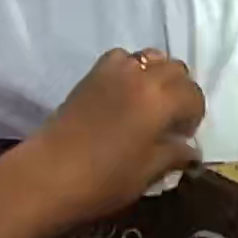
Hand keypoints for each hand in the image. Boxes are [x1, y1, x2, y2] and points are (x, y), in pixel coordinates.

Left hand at [3, 48, 205, 234]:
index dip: (193, 117)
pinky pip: (124, 57)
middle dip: (180, 92)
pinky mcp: (95, 72)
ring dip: (159, 75)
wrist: (43, 178)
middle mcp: (147, 76)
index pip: (194, 97)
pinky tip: (123, 88)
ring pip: (154, 57)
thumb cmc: (100, 181)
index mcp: (165, 100)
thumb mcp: (146, 174)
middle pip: (178, 71)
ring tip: (149, 99)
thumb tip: (192, 149)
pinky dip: (130, 67)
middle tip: (169, 118)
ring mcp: (120, 70)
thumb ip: (174, 155)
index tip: (183, 136)